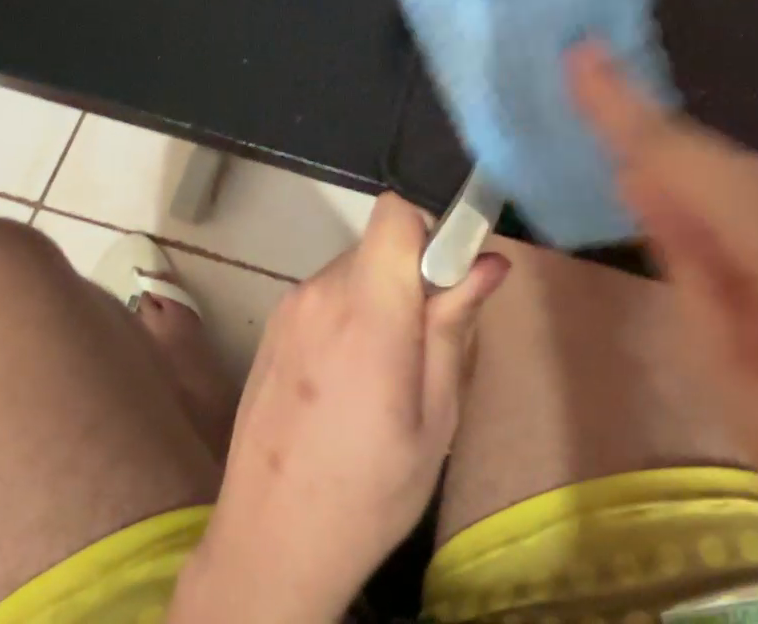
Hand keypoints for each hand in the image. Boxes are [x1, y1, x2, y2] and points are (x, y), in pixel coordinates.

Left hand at [169, 194, 508, 623]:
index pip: (396, 212)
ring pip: (355, 271)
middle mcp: (319, 293)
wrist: (269, 545)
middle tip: (430, 347)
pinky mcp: (271, 330)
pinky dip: (351, 317)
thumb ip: (454, 329)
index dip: (432, 228)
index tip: (452, 276)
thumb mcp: (434, 419)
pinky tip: (351, 383)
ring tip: (388, 376)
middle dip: (414, 277)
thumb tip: (488, 262)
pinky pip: (327, 297)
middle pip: (380, 245)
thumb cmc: (368, 492)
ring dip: (383, 300)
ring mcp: (288, 310)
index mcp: (366, 310)